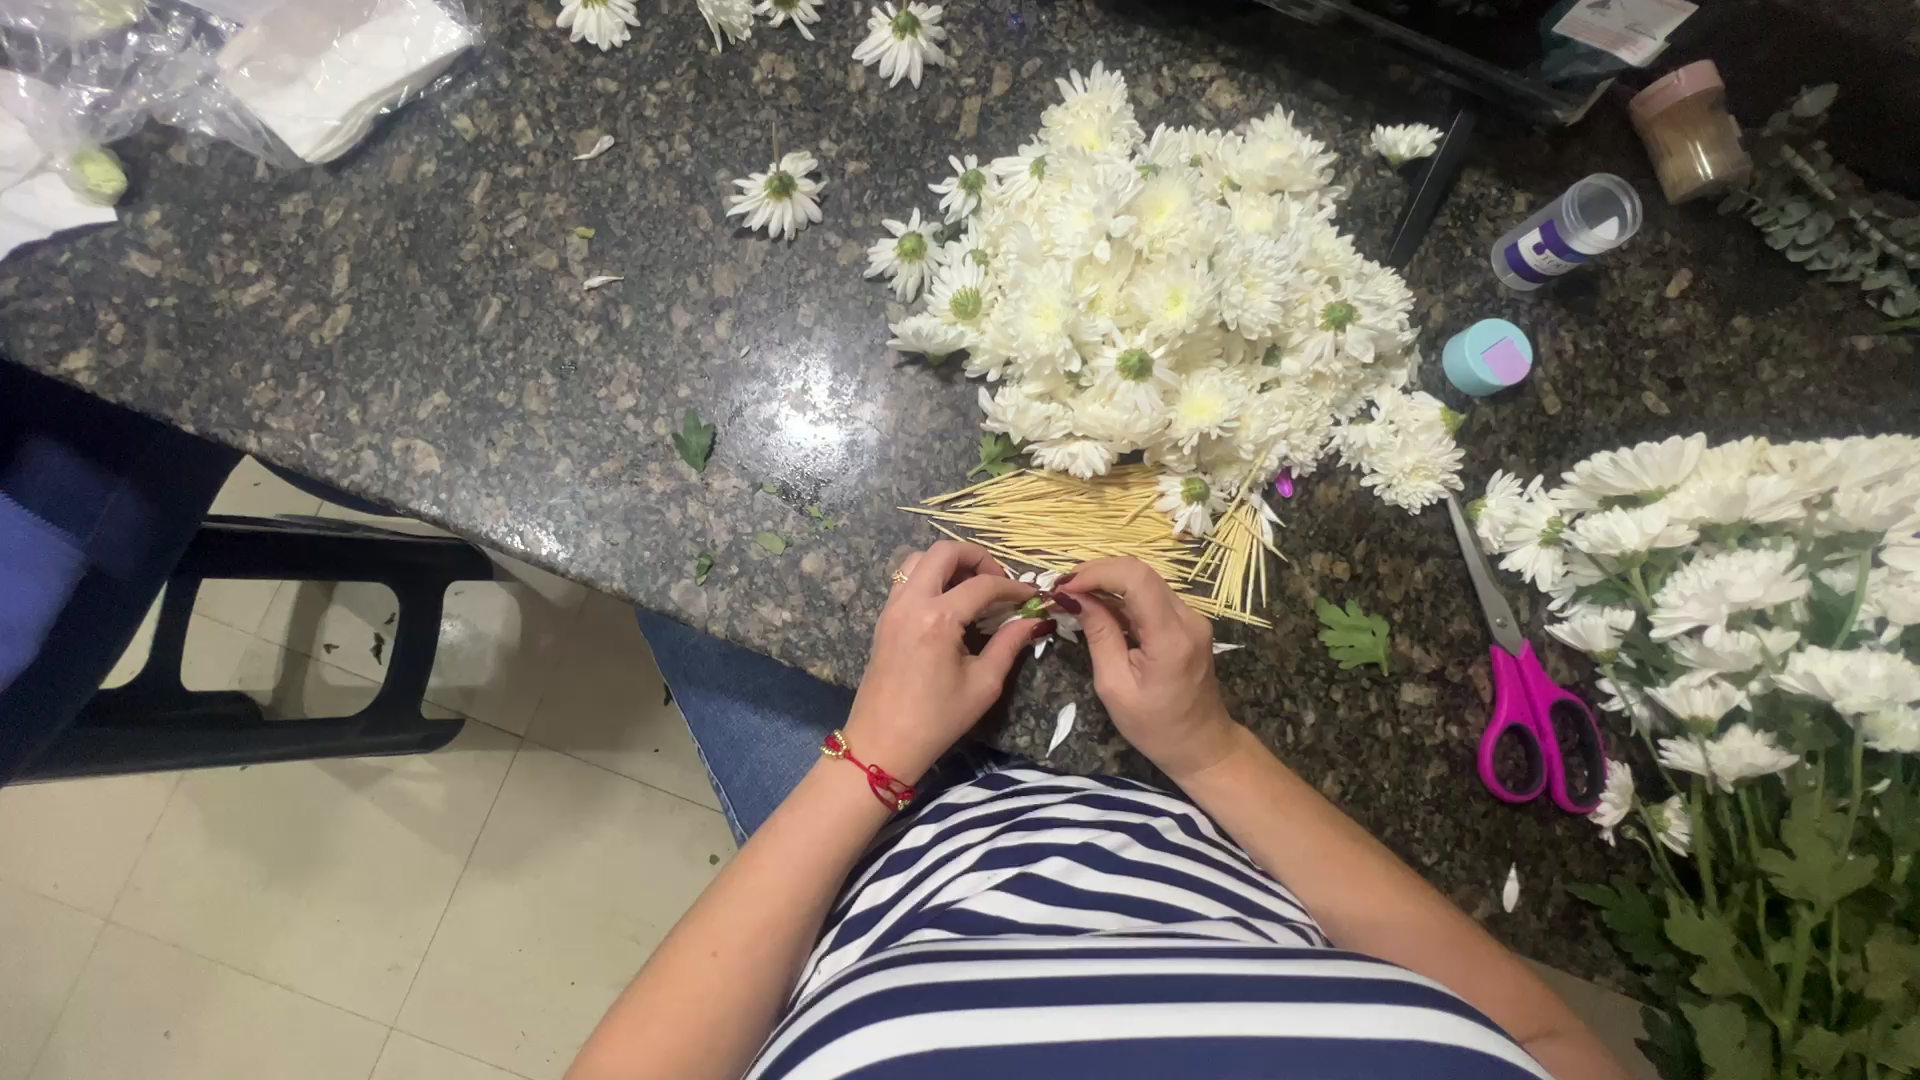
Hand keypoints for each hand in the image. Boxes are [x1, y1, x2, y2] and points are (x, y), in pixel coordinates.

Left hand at [844, 541, 1045, 782]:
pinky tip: (949, 601)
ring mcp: (892, 607)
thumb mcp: (983, 684)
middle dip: (977, 557)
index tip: (1031, 595)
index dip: (1013, 587)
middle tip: (998, 582)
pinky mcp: (884, 617)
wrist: (882, 743)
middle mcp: (911, 602)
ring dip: (949, 563)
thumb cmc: (937, 720)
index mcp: (938, 619)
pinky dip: (930, 576)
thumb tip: (1033, 619)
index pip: (983, 585)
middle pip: (944, 551)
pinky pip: (906, 578)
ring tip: (972, 587)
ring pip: (919, 558)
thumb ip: (1009, 644)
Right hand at [1056, 556, 1241, 780]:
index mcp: (1170, 637)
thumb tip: (1074, 598)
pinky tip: (1096, 605)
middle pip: (1140, 571)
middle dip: (1096, 573)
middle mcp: (1187, 618)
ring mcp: (1191, 617)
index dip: (1096, 574)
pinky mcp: (1186, 621)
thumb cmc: (1155, 727)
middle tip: (1062, 589)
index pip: (1136, 579)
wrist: (1201, 744)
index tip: (1064, 588)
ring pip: (1144, 579)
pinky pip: (1149, 594)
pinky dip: (1119, 594)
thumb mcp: (1114, 685)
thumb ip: (1098, 634)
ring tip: (1073, 595)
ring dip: (1106, 581)